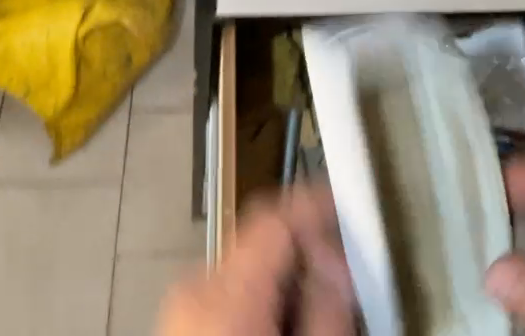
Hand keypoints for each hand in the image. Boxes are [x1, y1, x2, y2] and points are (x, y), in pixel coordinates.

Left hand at [157, 184, 353, 334]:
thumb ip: (326, 305)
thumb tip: (336, 262)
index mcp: (225, 291)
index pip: (274, 215)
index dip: (313, 202)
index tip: (347, 203)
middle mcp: (195, 286)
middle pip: (260, 240)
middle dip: (304, 252)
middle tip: (342, 282)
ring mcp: (179, 307)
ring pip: (246, 267)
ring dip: (282, 278)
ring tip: (313, 315)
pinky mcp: (177, 325)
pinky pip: (226, 293)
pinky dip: (257, 299)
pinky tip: (280, 327)